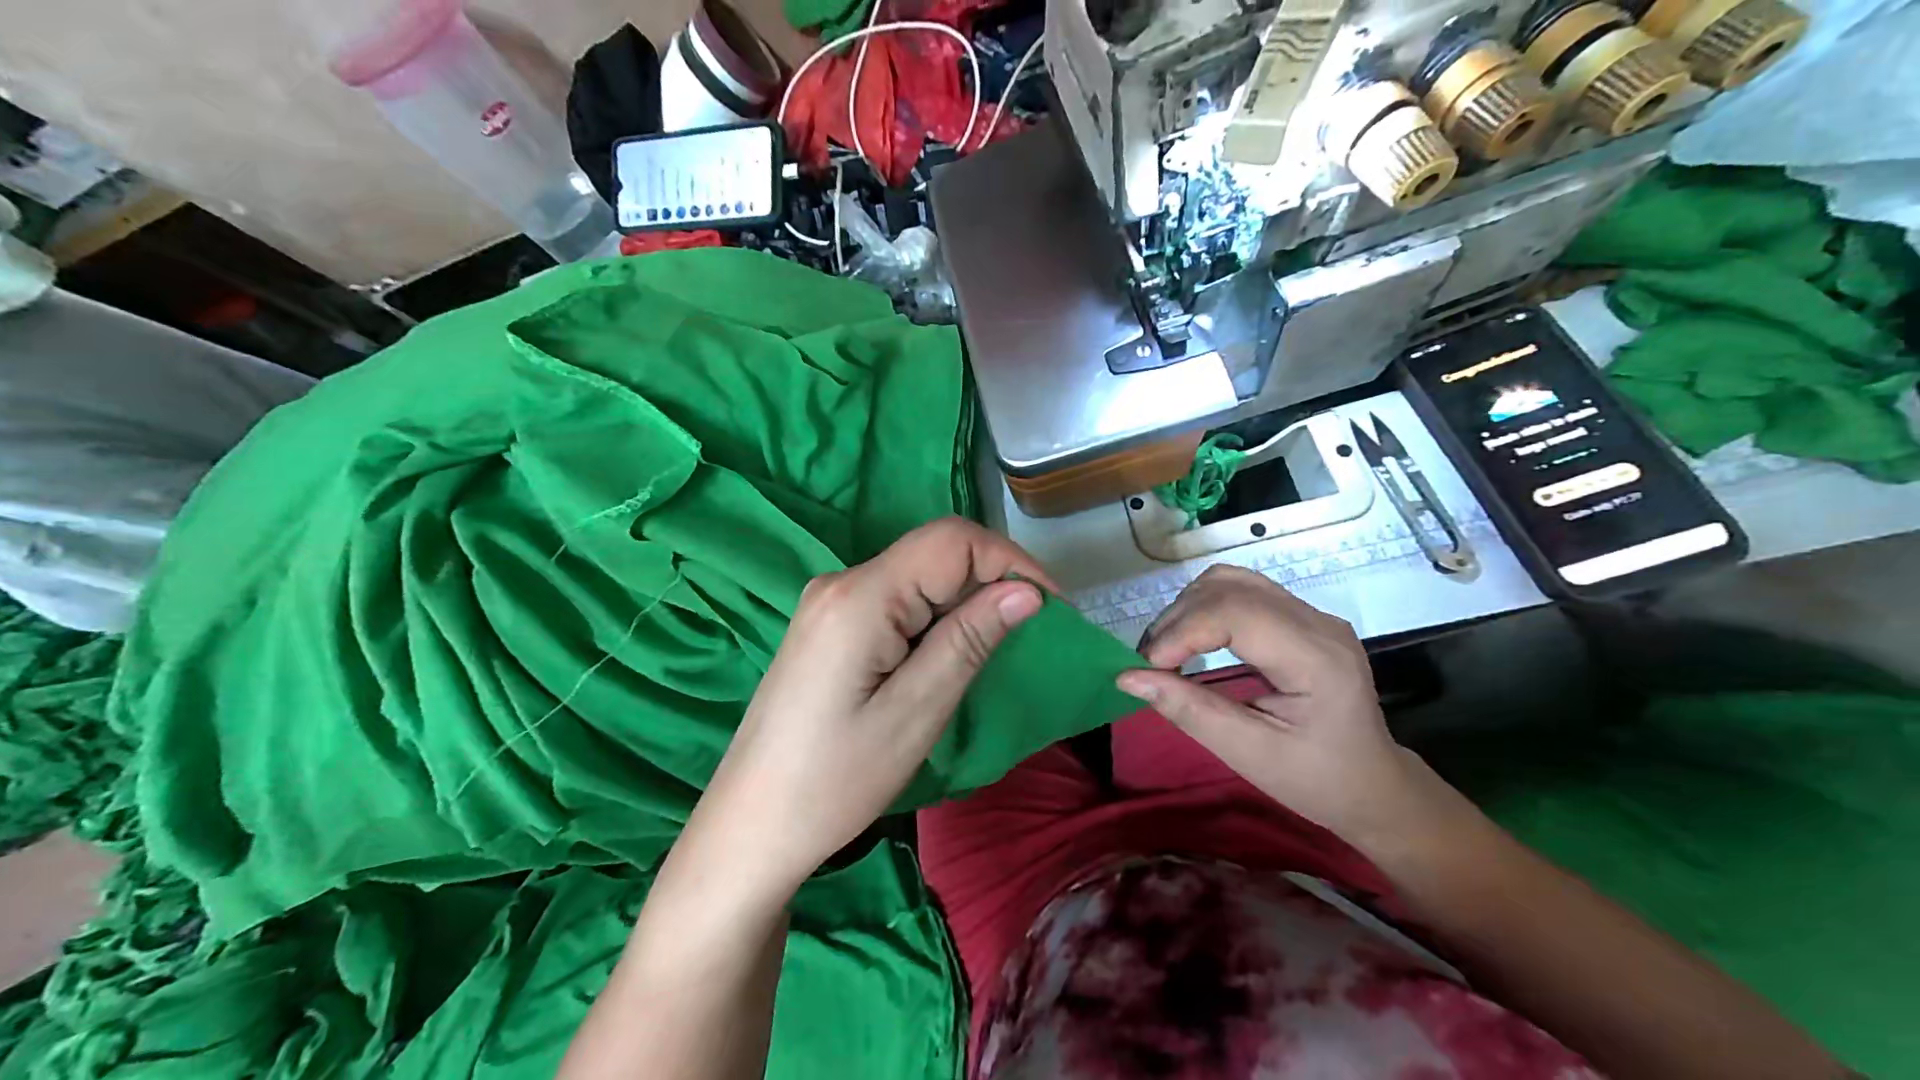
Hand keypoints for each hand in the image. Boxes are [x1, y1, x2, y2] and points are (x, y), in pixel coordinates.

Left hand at [688, 518, 1049, 900]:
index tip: (1053, 611)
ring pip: (918, 577)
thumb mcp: (915, 712)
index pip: (952, 541)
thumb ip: (969, 640)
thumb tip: (1027, 591)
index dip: (1011, 563)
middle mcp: (841, 582)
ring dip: (965, 603)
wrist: (750, 825)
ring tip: (997, 651)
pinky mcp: (828, 626)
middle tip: (1032, 638)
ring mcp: (829, 603)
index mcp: (860, 596)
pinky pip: (896, 601)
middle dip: (992, 583)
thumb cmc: (835, 781)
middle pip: (934, 553)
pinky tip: (948, 657)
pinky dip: (934, 618)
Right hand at [1116, 565, 1439, 847]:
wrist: (1373, 785)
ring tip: (1166, 651)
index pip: (1235, 613)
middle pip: (1228, 588)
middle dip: (1176, 621)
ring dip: (1187, 609)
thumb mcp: (1249, 754)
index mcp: (1316, 658)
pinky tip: (1192, 641)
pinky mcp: (1299, 617)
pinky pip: (1240, 591)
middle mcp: (1317, 622)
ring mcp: (1310, 614)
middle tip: (1149, 664)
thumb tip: (1128, 678)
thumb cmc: (1316, 780)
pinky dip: (1203, 608)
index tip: (1145, 668)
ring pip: (1230, 580)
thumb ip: (1189, 710)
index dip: (1181, 633)